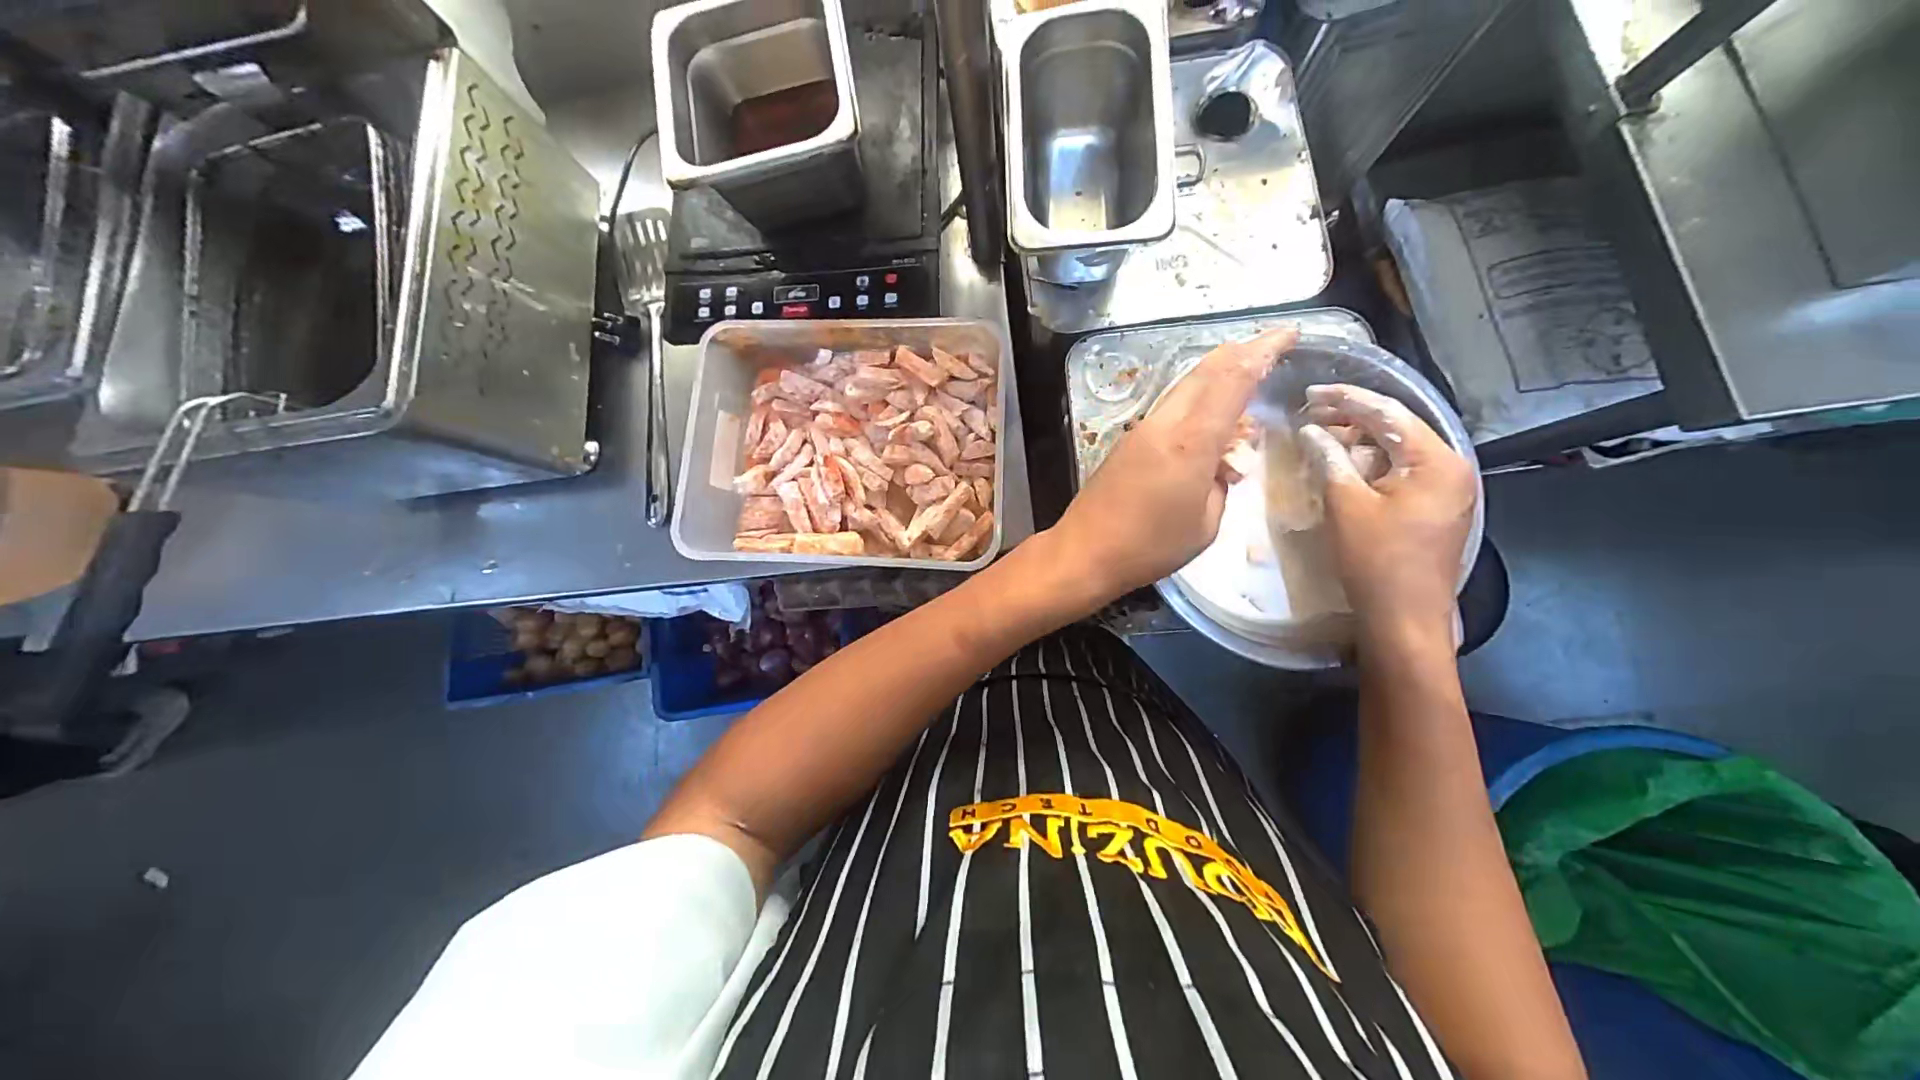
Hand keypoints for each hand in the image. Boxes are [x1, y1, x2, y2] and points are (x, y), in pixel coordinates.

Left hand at [1049, 327, 1298, 600]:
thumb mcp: (1206, 523)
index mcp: (1190, 442)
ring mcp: (1142, 430)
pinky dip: (1199, 397)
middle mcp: (1165, 425)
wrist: (1085, 551)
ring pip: (1186, 385)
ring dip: (1218, 372)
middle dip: (1242, 352)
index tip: (1288, 334)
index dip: (1263, 352)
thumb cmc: (1150, 546)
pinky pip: (1172, 406)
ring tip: (1248, 371)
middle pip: (1206, 371)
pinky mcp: (1129, 441)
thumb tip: (1222, 462)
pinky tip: (1212, 412)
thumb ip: (1222, 483)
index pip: (1232, 382)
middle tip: (1272, 345)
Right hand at [1297, 384, 1476, 638]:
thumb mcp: (1345, 504)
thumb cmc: (1375, 560)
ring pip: (1399, 451)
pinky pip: (1402, 473)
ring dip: (1360, 442)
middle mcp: (1452, 468)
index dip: (1346, 400)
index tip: (1309, 394)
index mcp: (1437, 461)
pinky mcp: (1436, 509)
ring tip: (1321, 437)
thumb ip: (1329, 458)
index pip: (1388, 413)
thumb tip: (1312, 431)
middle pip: (1398, 429)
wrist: (1404, 618)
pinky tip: (1343, 466)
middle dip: (1352, 419)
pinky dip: (1371, 465)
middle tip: (1310, 414)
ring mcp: (1448, 490)